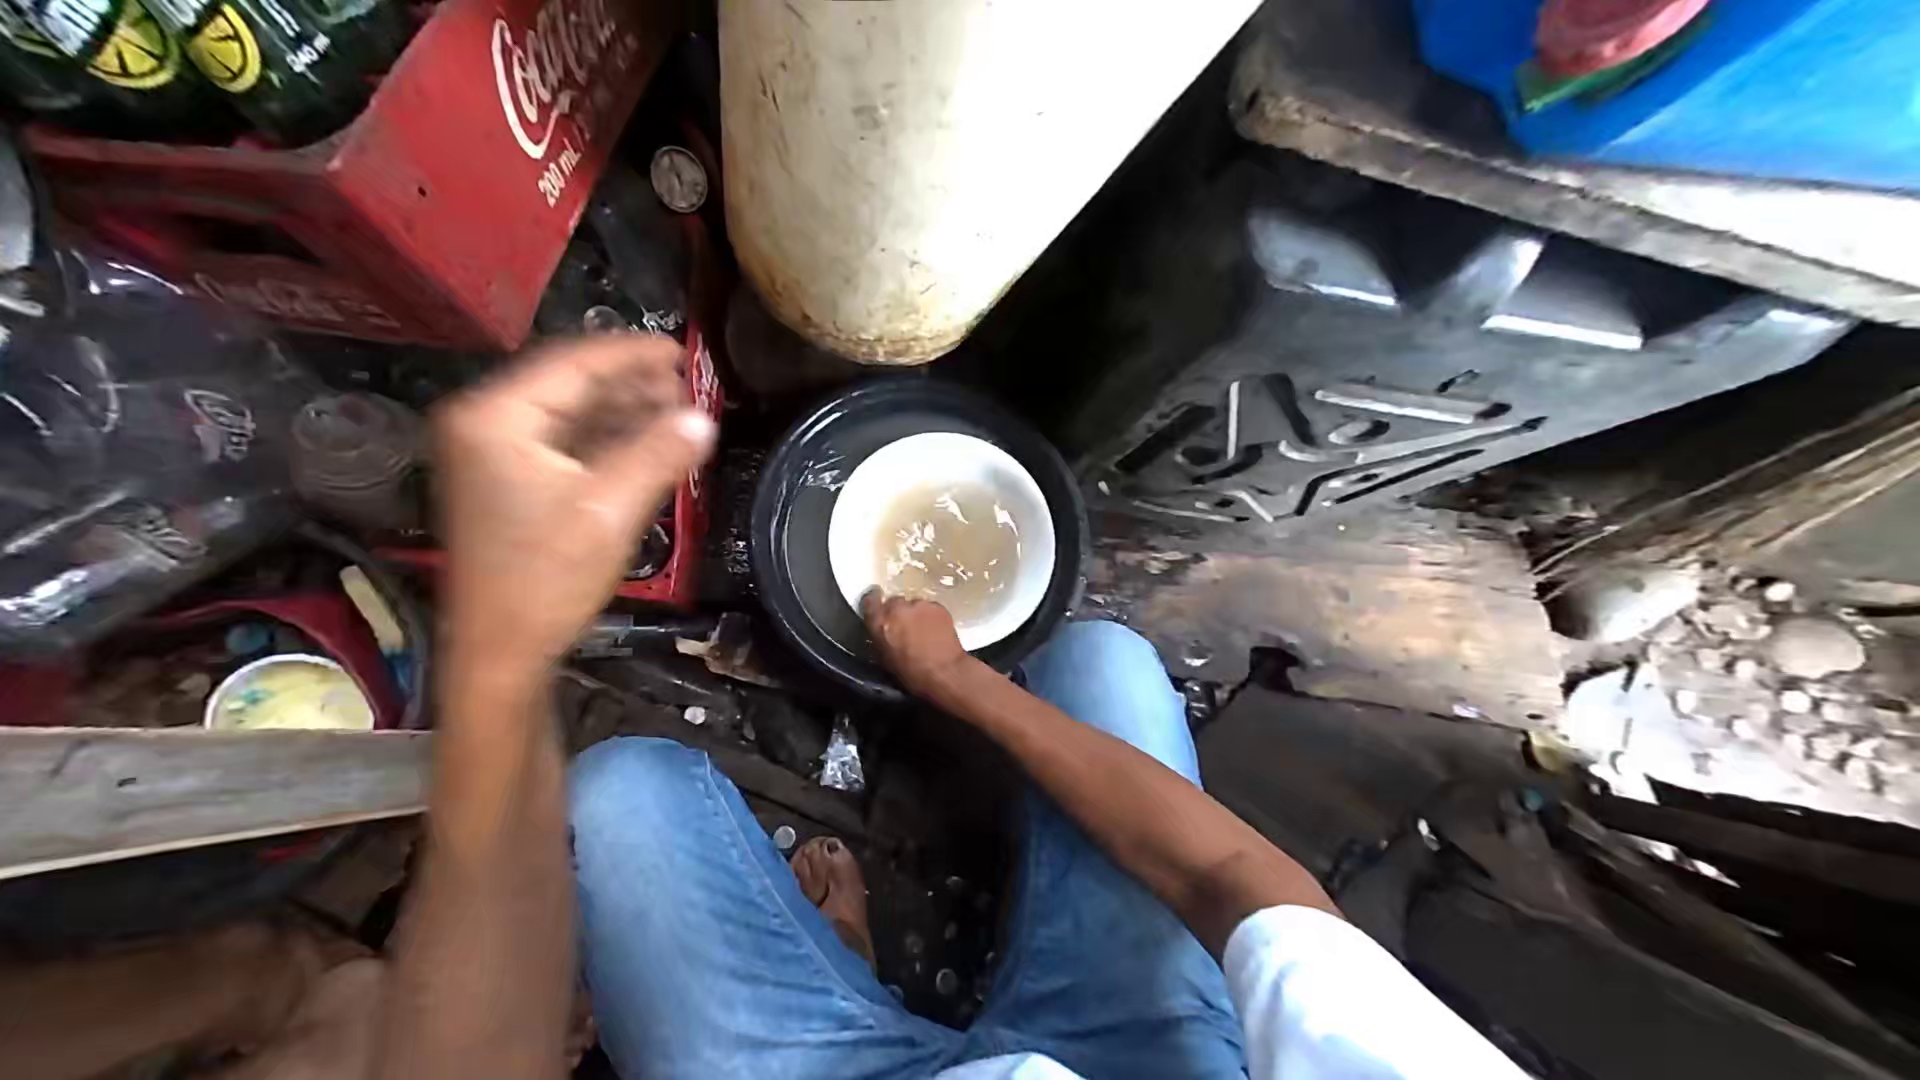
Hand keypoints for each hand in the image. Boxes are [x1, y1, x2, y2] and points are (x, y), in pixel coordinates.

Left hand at [433, 335, 714, 678]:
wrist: (503, 648)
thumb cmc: (547, 576)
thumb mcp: (610, 509)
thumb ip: (658, 455)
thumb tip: (704, 420)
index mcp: (496, 418)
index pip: (572, 364)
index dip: (631, 354)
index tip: (681, 351)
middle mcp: (487, 425)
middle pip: (571, 385)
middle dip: (631, 384)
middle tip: (686, 385)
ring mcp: (496, 455)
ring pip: (572, 414)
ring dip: (625, 411)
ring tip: (677, 409)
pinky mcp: (513, 482)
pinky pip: (569, 443)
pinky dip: (610, 439)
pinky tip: (649, 440)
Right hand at [861, 589, 975, 697]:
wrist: (944, 672)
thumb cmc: (912, 673)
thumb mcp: (885, 658)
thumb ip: (880, 637)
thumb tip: (881, 629)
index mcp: (881, 623)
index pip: (870, 600)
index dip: (874, 603)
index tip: (878, 607)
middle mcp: (898, 609)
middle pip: (894, 602)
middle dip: (897, 612)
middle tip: (905, 626)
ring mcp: (919, 605)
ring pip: (913, 604)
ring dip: (915, 614)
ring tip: (923, 629)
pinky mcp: (937, 606)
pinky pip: (929, 607)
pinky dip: (930, 615)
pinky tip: (934, 629)